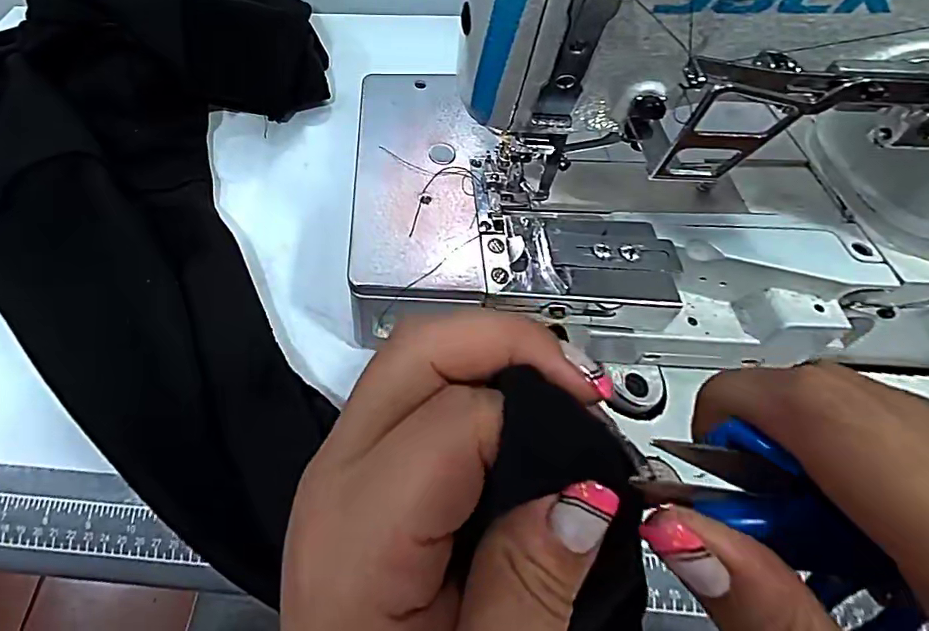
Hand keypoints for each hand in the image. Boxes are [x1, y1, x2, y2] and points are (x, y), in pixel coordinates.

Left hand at [282, 312, 617, 629]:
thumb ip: (530, 588)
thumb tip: (583, 493)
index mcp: (357, 532)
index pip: (455, 416)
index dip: (534, 416)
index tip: (594, 438)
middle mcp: (334, 476)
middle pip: (418, 348)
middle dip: (506, 340)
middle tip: (578, 381)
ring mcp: (338, 463)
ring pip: (414, 355)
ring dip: (490, 353)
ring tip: (558, 392)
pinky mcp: (354, 465)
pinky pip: (412, 387)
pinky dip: (471, 378)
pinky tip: (515, 412)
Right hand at [640, 362, 928, 630]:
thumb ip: (781, 619)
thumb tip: (679, 527)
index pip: (838, 412)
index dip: (744, 408)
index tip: (709, 460)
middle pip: (869, 401)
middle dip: (786, 440)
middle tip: (761, 522)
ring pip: (915, 415)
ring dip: (843, 457)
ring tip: (839, 547)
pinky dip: (906, 477)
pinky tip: (911, 555)